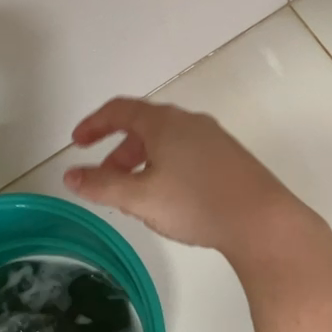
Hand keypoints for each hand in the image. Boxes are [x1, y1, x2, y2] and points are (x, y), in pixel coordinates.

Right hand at [63, 97, 321, 258]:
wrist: (262, 220)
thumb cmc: (195, 204)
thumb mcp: (139, 198)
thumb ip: (101, 186)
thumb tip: (70, 175)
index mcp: (164, 123)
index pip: (120, 110)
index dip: (94, 124)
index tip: (77, 142)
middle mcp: (190, 122)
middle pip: (144, 126)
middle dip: (118, 151)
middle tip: (105, 180)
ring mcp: (214, 139)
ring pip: (167, 142)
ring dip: (142, 162)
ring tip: (136, 195)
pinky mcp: (230, 159)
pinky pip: (186, 153)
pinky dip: (165, 167)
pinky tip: (170, 199)